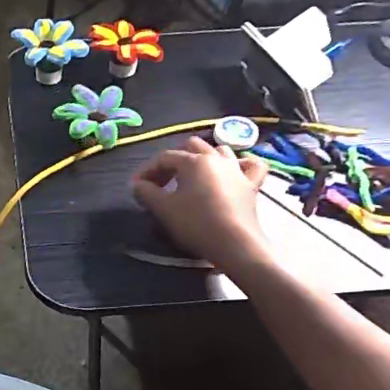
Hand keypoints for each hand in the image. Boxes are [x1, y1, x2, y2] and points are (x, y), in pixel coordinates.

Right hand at [132, 136, 272, 272]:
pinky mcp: (252, 185)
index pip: (165, 157)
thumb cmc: (195, 223)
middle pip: (192, 147)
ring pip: (220, 151)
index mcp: (193, 161)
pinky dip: (240, 165)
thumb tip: (137, 185)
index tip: (137, 186)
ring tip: (193, 175)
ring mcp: (237, 170)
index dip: (148, 170)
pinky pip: (250, 166)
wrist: (234, 243)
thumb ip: (146, 193)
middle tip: (162, 180)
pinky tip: (234, 171)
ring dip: (204, 158)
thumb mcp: (163, 209)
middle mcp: (216, 158)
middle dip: (174, 160)